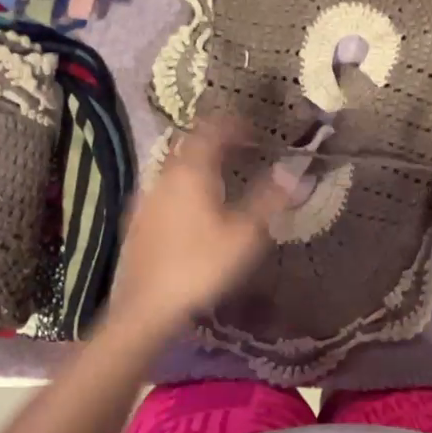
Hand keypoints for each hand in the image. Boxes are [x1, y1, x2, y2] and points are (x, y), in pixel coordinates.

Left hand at [108, 118, 293, 336]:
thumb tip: (296, 171)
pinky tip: (191, 212)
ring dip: (197, 166)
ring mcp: (146, 197)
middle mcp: (165, 175)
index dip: (234, 124)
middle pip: (190, 145)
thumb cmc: (201, 267)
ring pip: (175, 168)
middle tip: (240, 151)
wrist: (146, 308)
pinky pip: (163, 191)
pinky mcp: (135, 221)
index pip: (213, 129)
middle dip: (215, 142)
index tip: (254, 131)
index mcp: (192, 170)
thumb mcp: (246, 235)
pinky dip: (182, 189)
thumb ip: (271, 199)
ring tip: (220, 180)